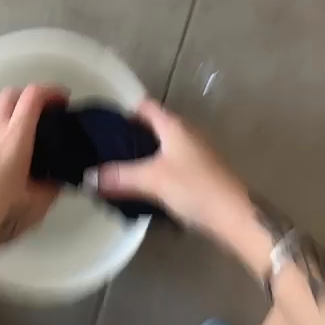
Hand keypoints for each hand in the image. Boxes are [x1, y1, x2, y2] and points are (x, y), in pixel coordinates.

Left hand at [0, 85, 62, 246]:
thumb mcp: (37, 205)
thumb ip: (52, 187)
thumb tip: (58, 179)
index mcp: (15, 136)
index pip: (32, 96)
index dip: (51, 91)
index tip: (66, 100)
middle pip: (11, 93)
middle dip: (31, 94)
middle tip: (48, 110)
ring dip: (12, 105)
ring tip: (27, 123)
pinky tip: (6, 143)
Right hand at [91, 99, 250, 243]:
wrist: (237, 218)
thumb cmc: (195, 188)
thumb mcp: (152, 180)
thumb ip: (119, 177)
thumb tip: (87, 177)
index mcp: (174, 125)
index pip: (145, 106)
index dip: (124, 112)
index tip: (103, 128)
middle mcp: (185, 133)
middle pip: (153, 127)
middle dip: (130, 138)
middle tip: (104, 153)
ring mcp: (195, 154)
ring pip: (162, 148)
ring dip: (143, 157)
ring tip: (118, 172)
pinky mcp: (200, 174)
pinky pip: (171, 165)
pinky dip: (156, 172)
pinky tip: (144, 189)